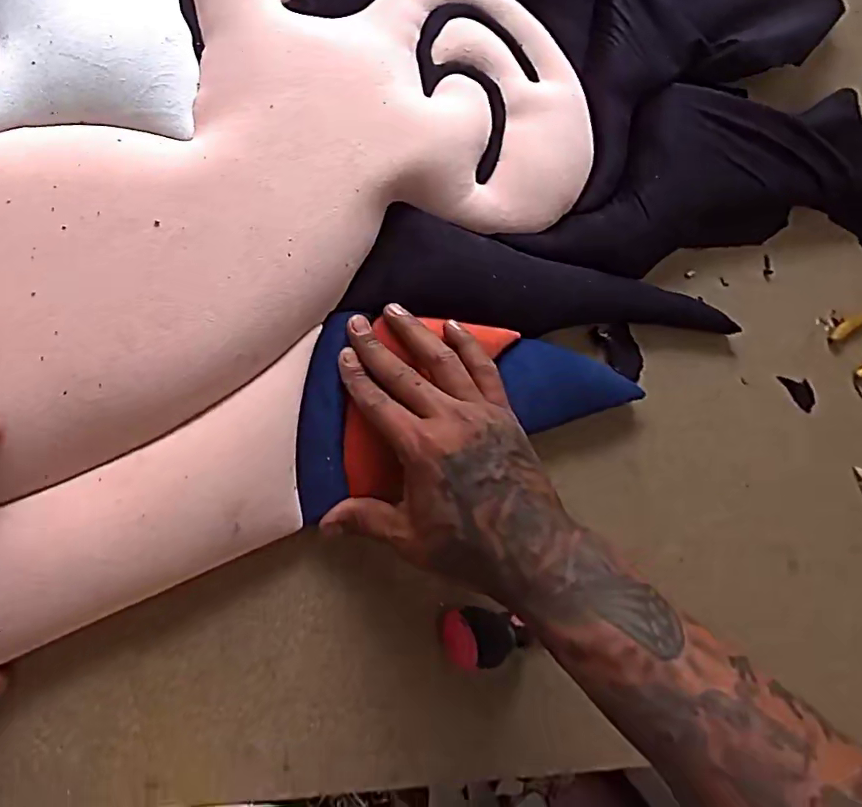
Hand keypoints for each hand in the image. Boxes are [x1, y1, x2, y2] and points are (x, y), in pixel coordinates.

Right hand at [319, 306, 576, 615]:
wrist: (537, 552)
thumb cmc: (469, 548)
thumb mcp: (410, 538)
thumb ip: (366, 520)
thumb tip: (324, 523)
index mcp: (420, 448)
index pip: (378, 402)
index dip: (356, 377)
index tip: (343, 353)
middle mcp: (448, 420)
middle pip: (403, 374)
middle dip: (375, 346)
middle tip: (356, 321)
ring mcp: (479, 412)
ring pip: (442, 361)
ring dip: (416, 332)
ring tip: (396, 310)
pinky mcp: (504, 413)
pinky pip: (485, 370)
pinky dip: (469, 345)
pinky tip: (453, 326)